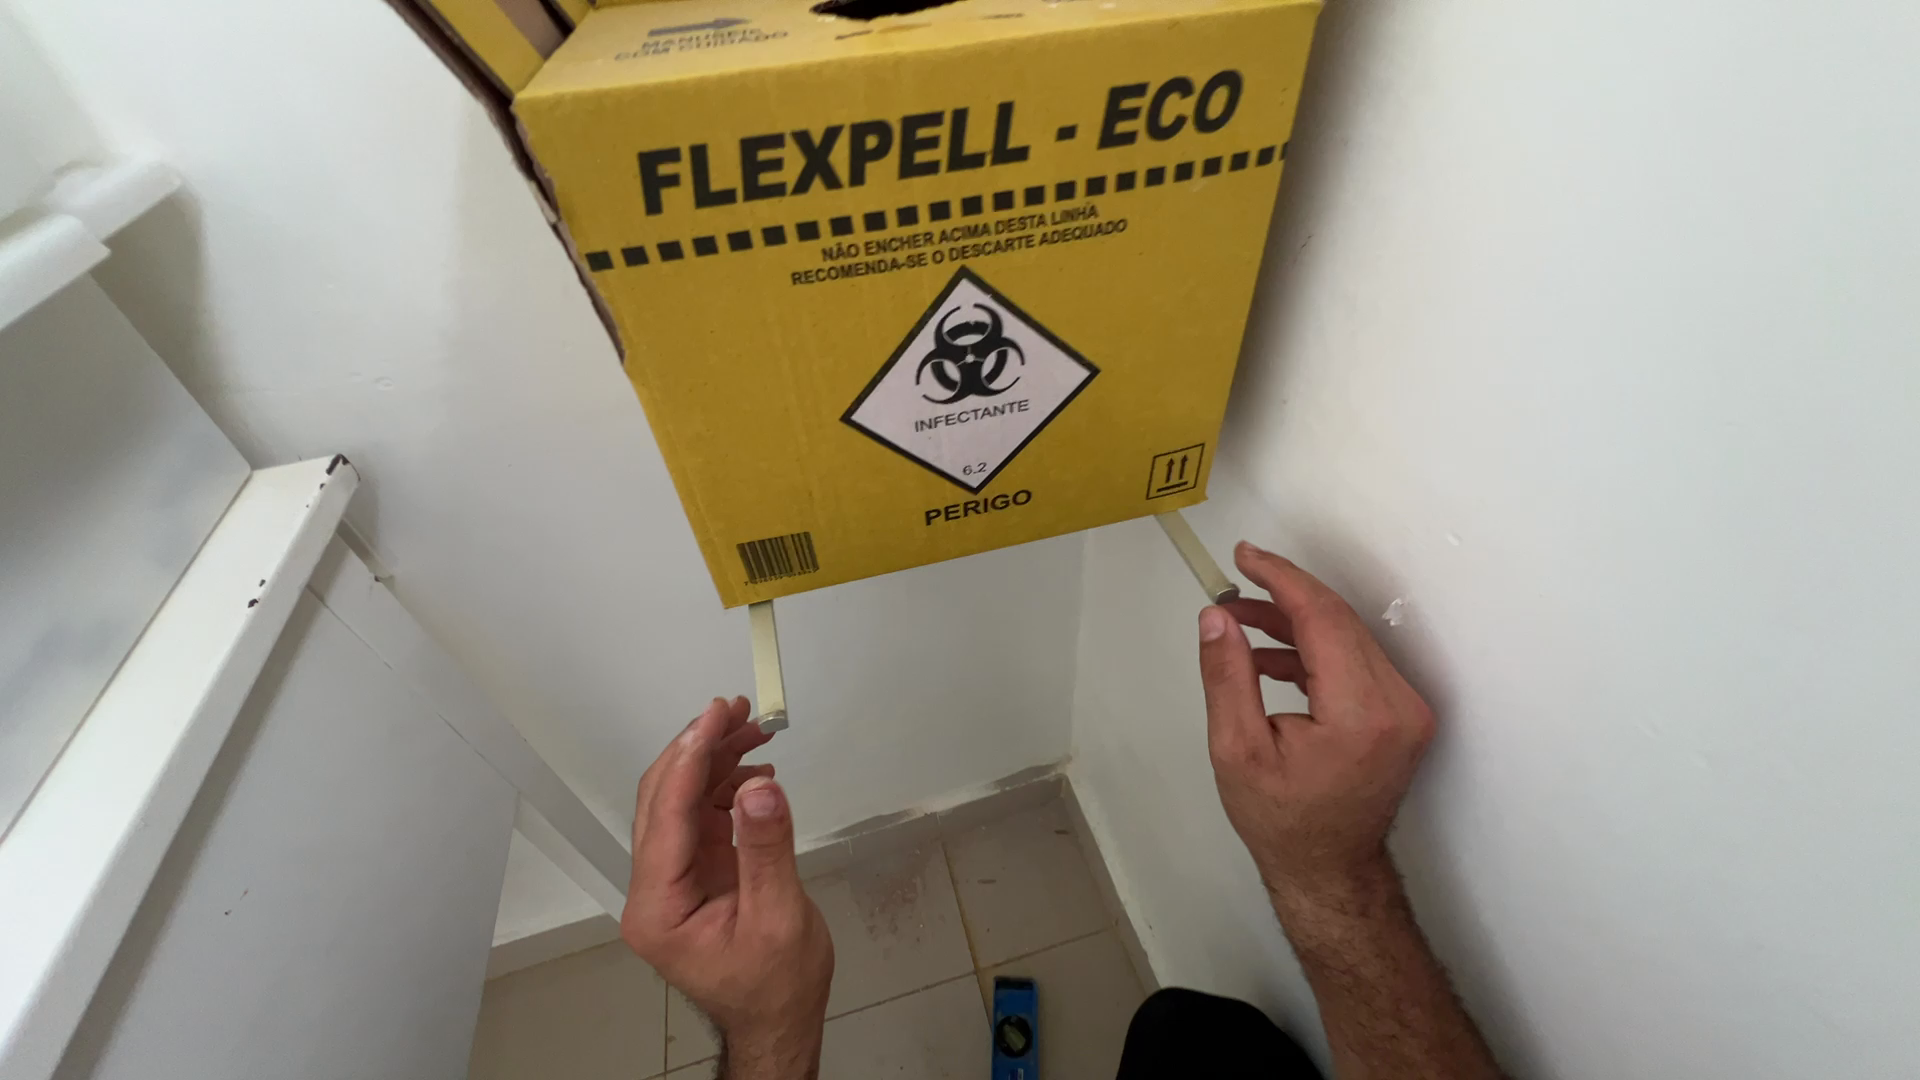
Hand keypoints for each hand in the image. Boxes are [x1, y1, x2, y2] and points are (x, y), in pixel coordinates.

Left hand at [621, 697, 832, 1075]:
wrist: (779, 1019)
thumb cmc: (777, 982)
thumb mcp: (778, 917)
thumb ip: (766, 849)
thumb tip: (760, 784)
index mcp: (658, 905)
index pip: (665, 814)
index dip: (690, 758)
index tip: (717, 715)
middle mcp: (655, 885)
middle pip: (664, 797)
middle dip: (699, 747)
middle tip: (739, 708)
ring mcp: (675, 875)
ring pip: (684, 798)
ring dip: (718, 758)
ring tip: (758, 729)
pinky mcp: (698, 868)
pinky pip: (705, 811)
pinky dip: (731, 783)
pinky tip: (760, 771)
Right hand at [1197, 543, 1435, 897]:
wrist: (1328, 869)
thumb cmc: (1278, 817)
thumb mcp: (1235, 748)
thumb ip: (1226, 676)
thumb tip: (1216, 616)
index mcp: (1360, 712)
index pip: (1324, 619)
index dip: (1281, 579)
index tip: (1243, 556)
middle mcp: (1397, 703)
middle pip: (1338, 620)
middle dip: (1282, 593)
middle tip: (1233, 581)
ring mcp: (1405, 708)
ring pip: (1345, 635)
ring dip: (1292, 620)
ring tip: (1237, 619)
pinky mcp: (1399, 713)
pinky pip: (1352, 659)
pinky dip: (1309, 647)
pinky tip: (1265, 656)